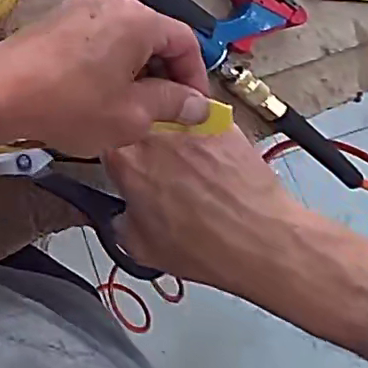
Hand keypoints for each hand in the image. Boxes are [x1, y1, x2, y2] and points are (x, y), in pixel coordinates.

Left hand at [0, 0, 214, 155]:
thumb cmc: (67, 103)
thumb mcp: (131, 115)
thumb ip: (171, 106)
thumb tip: (194, 104)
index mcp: (138, 19)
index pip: (185, 40)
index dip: (195, 77)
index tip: (193, 108)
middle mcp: (112, 3)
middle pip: (154, 35)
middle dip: (164, 74)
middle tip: (164, 112)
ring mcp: (80, 7)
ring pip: (125, 37)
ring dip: (135, 70)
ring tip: (128, 107)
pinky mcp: (57, 19)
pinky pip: (97, 38)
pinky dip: (107, 63)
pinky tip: (95, 94)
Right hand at [104, 127, 320, 295]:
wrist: (262, 239)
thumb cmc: (208, 246)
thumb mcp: (143, 249)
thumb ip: (120, 220)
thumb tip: (122, 213)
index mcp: (126, 158)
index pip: (105, 139)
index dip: (114, 154)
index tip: (123, 167)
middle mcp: (154, 130)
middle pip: (138, 123)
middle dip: (145, 142)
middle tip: (159, 170)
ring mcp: (188, 120)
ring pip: (170, 118)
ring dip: (174, 137)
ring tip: (192, 168)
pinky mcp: (219, 118)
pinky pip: (202, 120)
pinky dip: (205, 136)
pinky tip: (215, 164)